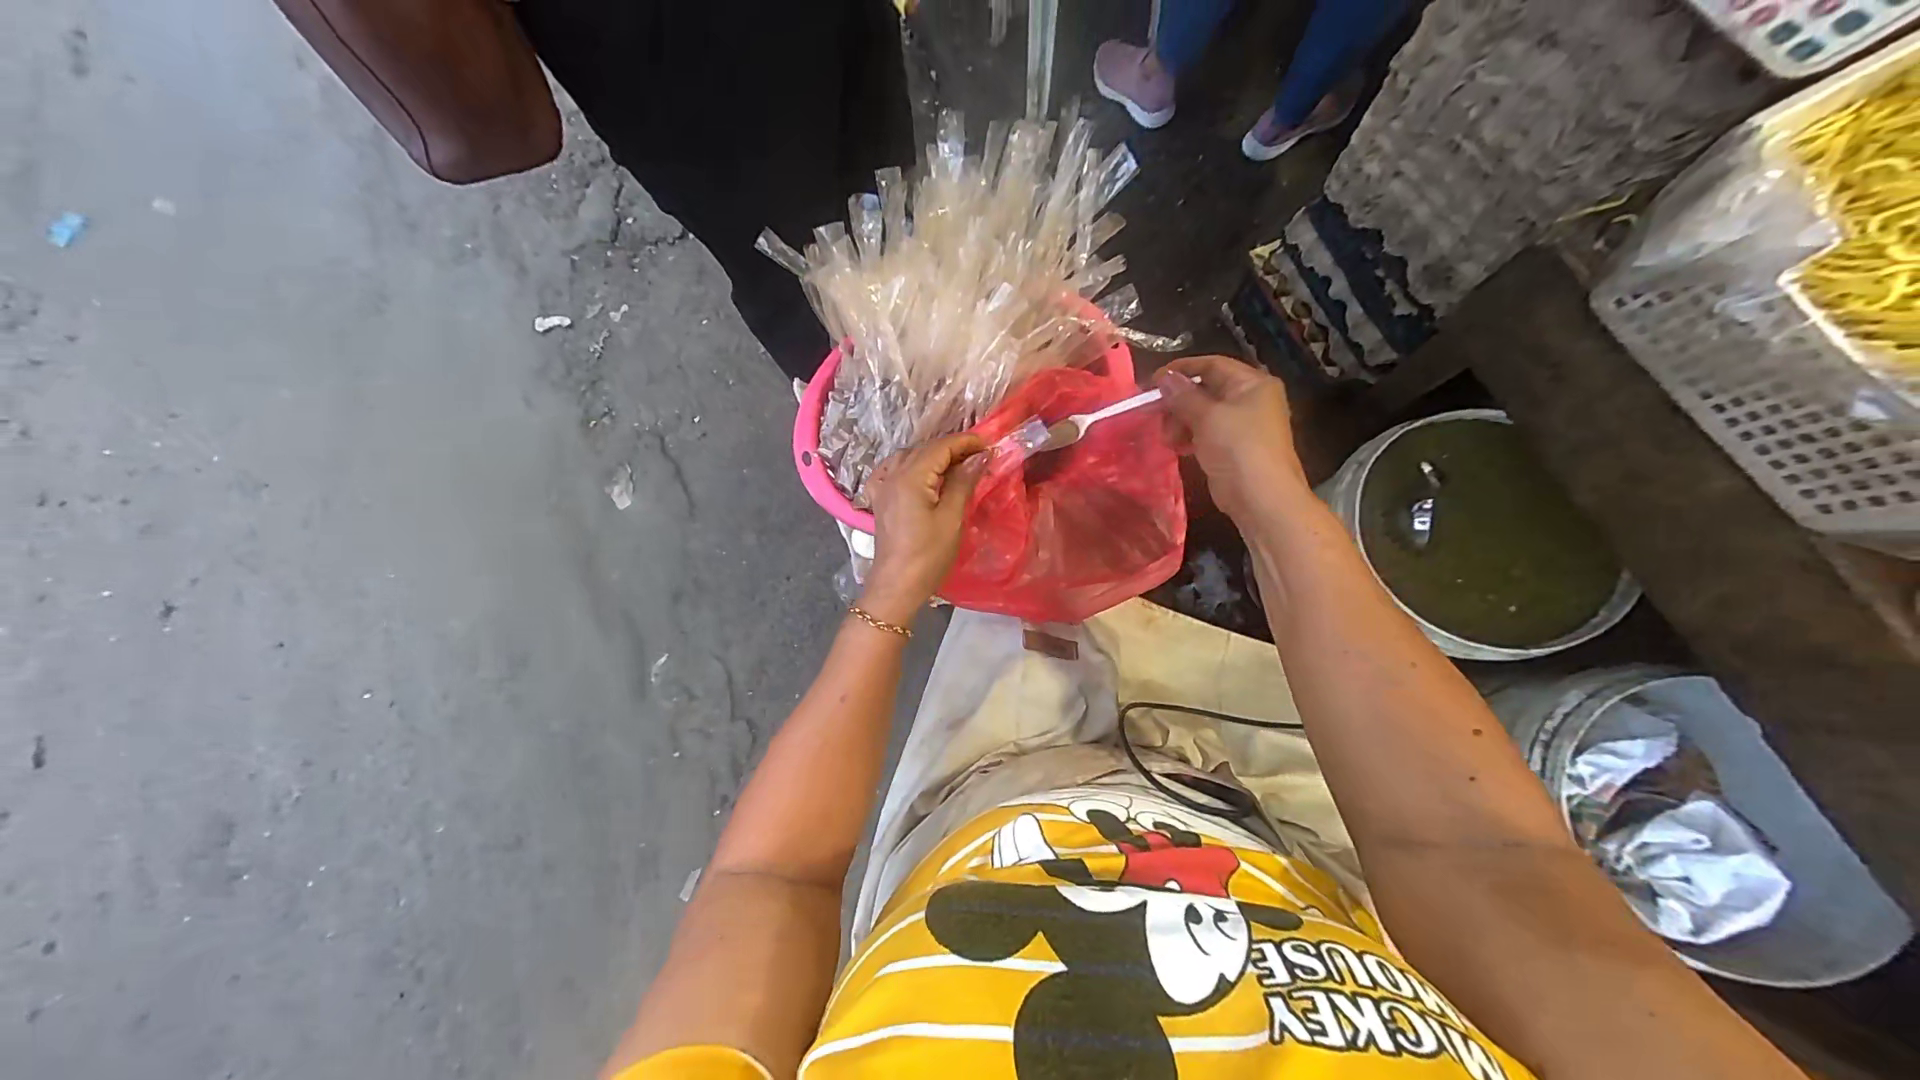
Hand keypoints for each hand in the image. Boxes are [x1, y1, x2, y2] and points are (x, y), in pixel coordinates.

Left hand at [860, 432, 987, 626]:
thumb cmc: (928, 555)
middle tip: (978, 456)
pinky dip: (908, 466)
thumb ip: (964, 482)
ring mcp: (882, 487)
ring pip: (908, 458)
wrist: (897, 585)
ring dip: (932, 456)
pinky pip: (891, 471)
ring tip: (955, 465)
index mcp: (911, 477)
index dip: (965, 442)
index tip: (988, 444)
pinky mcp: (879, 501)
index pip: (940, 447)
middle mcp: (893, 475)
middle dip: (951, 448)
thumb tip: (981, 456)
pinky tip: (919, 473)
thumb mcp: (951, 518)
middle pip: (924, 450)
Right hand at [1153, 355, 1308, 522]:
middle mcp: (1249, 400)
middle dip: (1178, 402)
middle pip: (1205, 390)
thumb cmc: (1238, 448)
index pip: (1212, 364)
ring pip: (1201, 413)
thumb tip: (1163, 377)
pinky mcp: (1232, 448)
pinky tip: (1177, 447)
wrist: (1261, 498)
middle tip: (1156, 416)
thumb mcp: (1207, 417)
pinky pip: (1204, 433)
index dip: (1181, 370)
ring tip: (1168, 439)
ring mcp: (1241, 425)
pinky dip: (1189, 437)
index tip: (1152, 381)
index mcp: (1252, 384)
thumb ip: (1183, 395)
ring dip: (1180, 422)